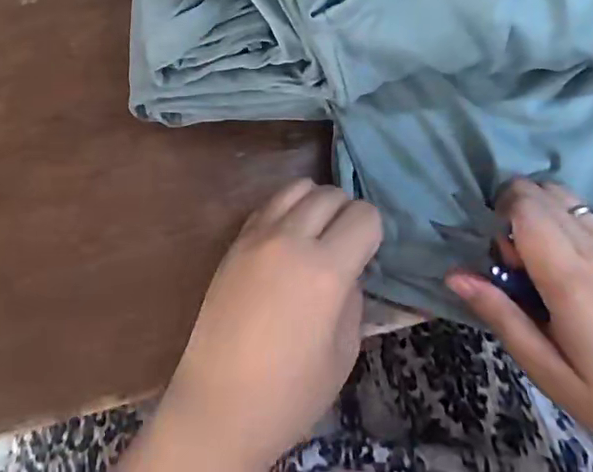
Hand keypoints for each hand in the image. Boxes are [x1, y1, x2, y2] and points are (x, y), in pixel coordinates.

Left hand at [121, 180, 381, 471]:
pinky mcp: (235, 241)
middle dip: (347, 213)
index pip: (364, 215)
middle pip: (331, 194)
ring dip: (316, 203)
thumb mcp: (343, 353)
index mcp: (325, 271)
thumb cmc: (289, 393)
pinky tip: (287, 240)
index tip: (368, 255)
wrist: (219, 404)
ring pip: (298, 187)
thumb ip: (354, 299)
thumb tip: (350, 269)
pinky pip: (269, 203)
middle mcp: (291, 240)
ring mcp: (258, 236)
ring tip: (317, 235)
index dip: (373, 232)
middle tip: (346, 245)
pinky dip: (287, 209)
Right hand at [447, 181, 592, 471]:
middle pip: (539, 190)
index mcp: (571, 278)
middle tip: (518, 264)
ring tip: (542, 259)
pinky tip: (571, 264)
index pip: (523, 204)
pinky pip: (587, 211)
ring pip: (563, 194)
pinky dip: (565, 219)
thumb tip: (454, 274)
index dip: (499, 216)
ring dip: (540, 211)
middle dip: (514, 211)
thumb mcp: (545, 370)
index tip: (502, 259)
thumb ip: (500, 314)